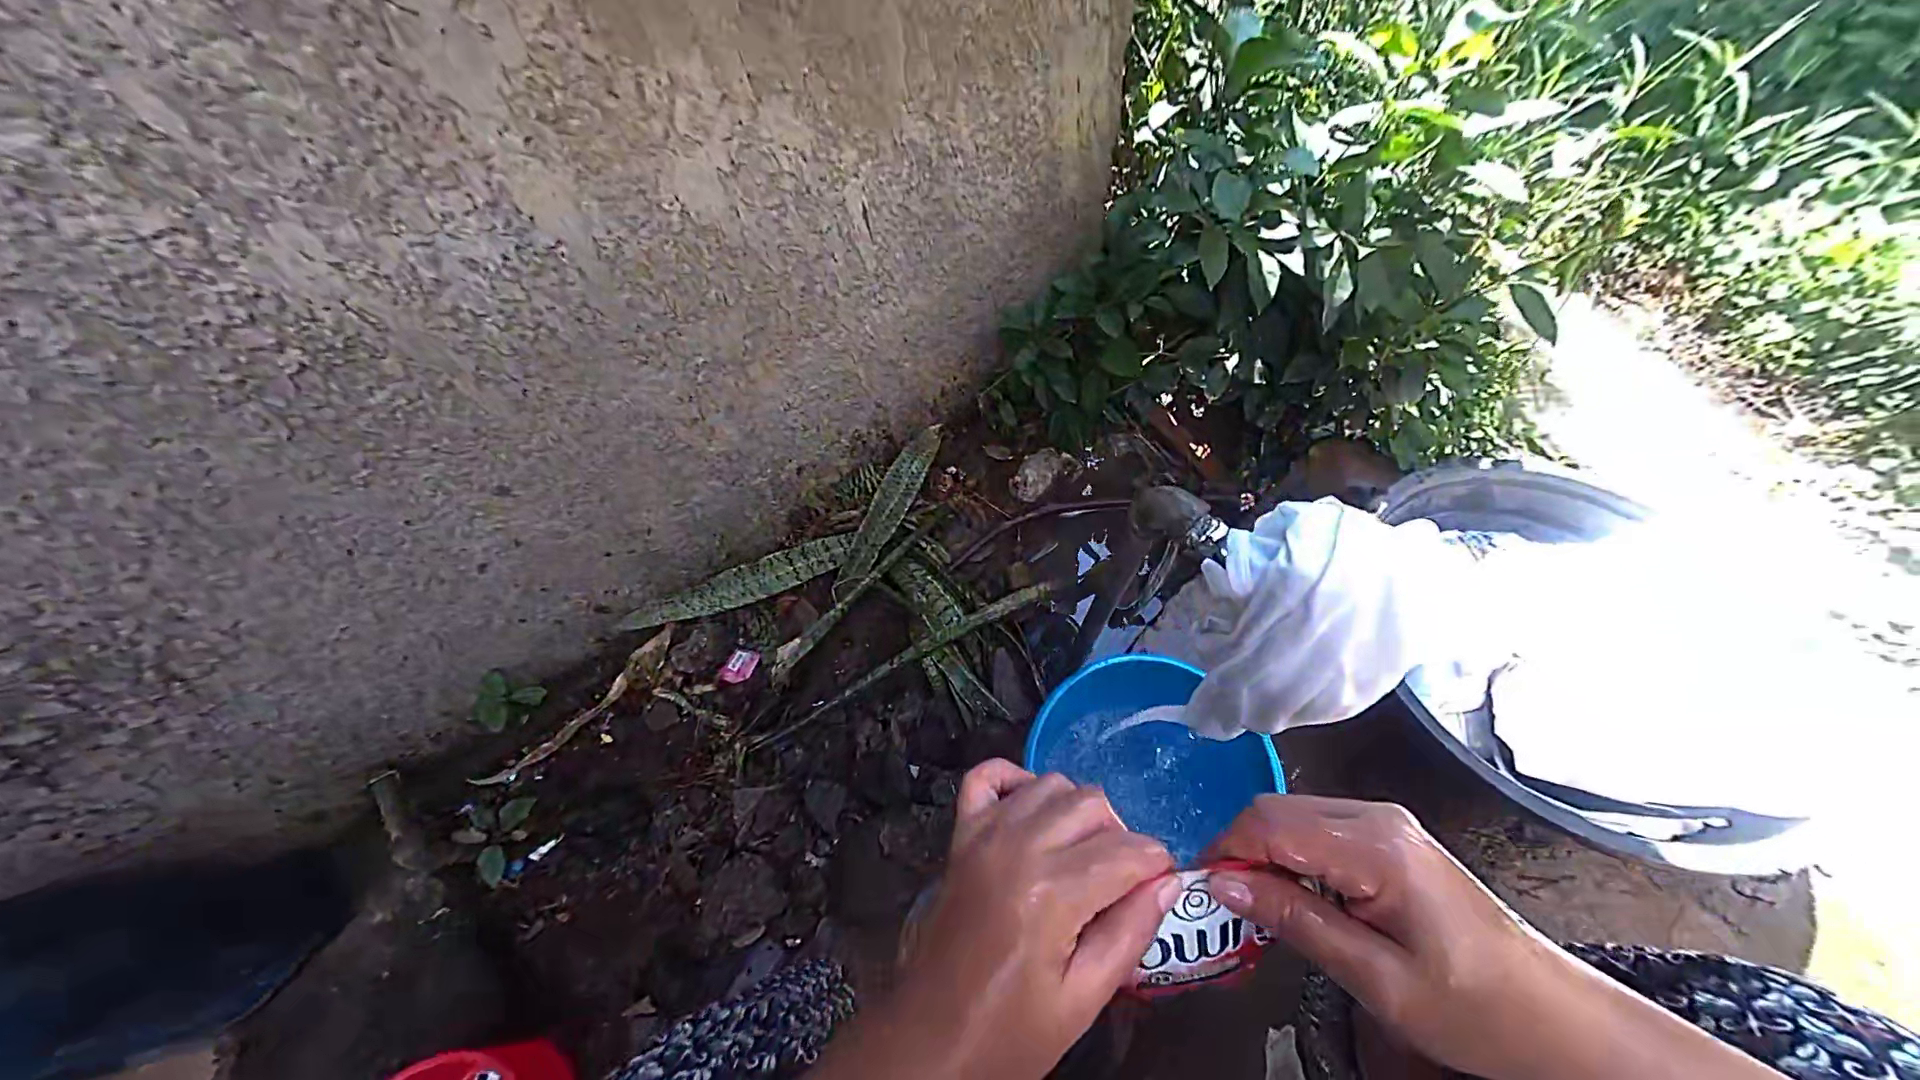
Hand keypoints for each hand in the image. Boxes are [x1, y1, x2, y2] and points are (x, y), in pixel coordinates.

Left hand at [812, 760, 1177, 1079]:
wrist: (931, 1035)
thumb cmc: (1010, 1031)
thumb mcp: (1083, 999)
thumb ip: (1129, 933)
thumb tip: (1168, 884)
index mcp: (1052, 892)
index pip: (1128, 850)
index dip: (1157, 866)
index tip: (1161, 886)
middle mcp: (1018, 845)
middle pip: (1091, 802)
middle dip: (1120, 834)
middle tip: (1120, 879)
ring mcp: (984, 832)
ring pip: (1050, 783)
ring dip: (1076, 810)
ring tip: (1080, 854)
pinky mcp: (961, 833)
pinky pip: (987, 775)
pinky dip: (1015, 780)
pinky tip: (1032, 812)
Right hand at [1204, 795, 1778, 1079]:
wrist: (1555, 1017)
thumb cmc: (1473, 1009)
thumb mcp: (1376, 979)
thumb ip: (1295, 920)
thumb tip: (1223, 884)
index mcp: (1377, 848)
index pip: (1272, 825)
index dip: (1227, 851)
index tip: (1205, 889)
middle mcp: (1376, 817)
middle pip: (1276, 810)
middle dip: (1240, 849)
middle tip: (1226, 901)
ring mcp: (1382, 820)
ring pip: (1289, 813)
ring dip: (1262, 850)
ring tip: (1257, 901)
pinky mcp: (1385, 832)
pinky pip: (1313, 825)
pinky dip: (1287, 851)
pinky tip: (1293, 891)